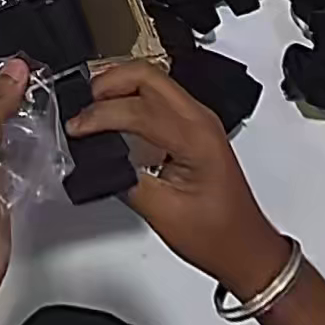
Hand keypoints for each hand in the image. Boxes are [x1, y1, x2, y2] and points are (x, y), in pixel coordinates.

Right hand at [66, 60, 287, 294]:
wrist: (248, 250)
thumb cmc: (216, 237)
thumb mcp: (161, 212)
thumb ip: (122, 176)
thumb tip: (93, 153)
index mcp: (196, 140)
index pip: (139, 109)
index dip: (100, 116)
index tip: (76, 128)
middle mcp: (199, 119)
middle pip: (145, 74)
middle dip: (106, 83)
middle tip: (83, 107)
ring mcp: (196, 116)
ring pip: (148, 76)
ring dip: (115, 84)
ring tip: (91, 109)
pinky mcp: (189, 120)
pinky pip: (153, 90)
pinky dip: (126, 92)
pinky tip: (111, 111)